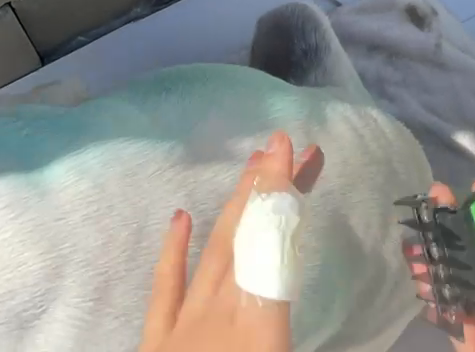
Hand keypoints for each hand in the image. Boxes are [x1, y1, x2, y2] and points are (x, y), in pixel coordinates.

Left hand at [138, 130, 322, 351]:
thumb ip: (290, 315)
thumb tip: (318, 286)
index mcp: (259, 330)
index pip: (274, 252)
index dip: (280, 198)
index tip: (288, 152)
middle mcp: (220, 316)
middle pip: (247, 240)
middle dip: (264, 187)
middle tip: (280, 143)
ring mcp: (183, 326)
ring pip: (213, 252)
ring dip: (235, 205)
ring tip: (254, 162)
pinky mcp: (157, 342)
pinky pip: (166, 287)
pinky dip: (173, 248)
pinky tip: (180, 215)